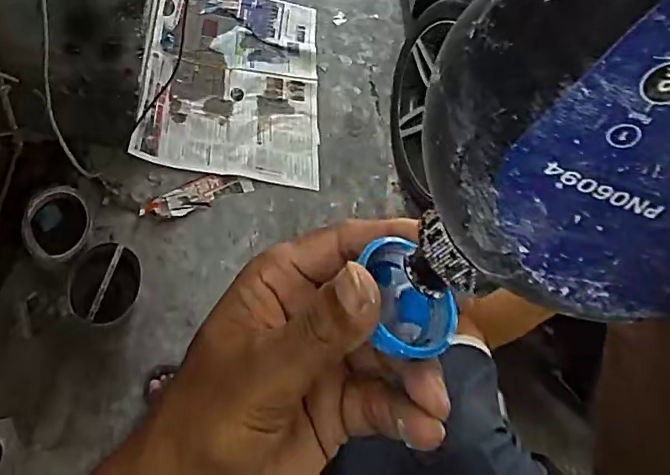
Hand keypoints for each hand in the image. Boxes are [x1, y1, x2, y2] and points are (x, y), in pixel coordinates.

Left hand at [98, 219, 451, 474]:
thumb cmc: (216, 407)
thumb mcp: (265, 367)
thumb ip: (318, 329)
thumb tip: (365, 279)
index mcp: (282, 281)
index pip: (337, 246)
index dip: (383, 240)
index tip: (431, 245)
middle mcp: (310, 310)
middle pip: (374, 298)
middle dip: (414, 317)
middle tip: (453, 334)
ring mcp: (328, 357)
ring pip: (387, 351)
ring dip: (416, 373)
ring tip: (433, 403)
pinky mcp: (341, 404)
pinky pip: (383, 399)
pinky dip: (406, 412)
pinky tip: (423, 429)